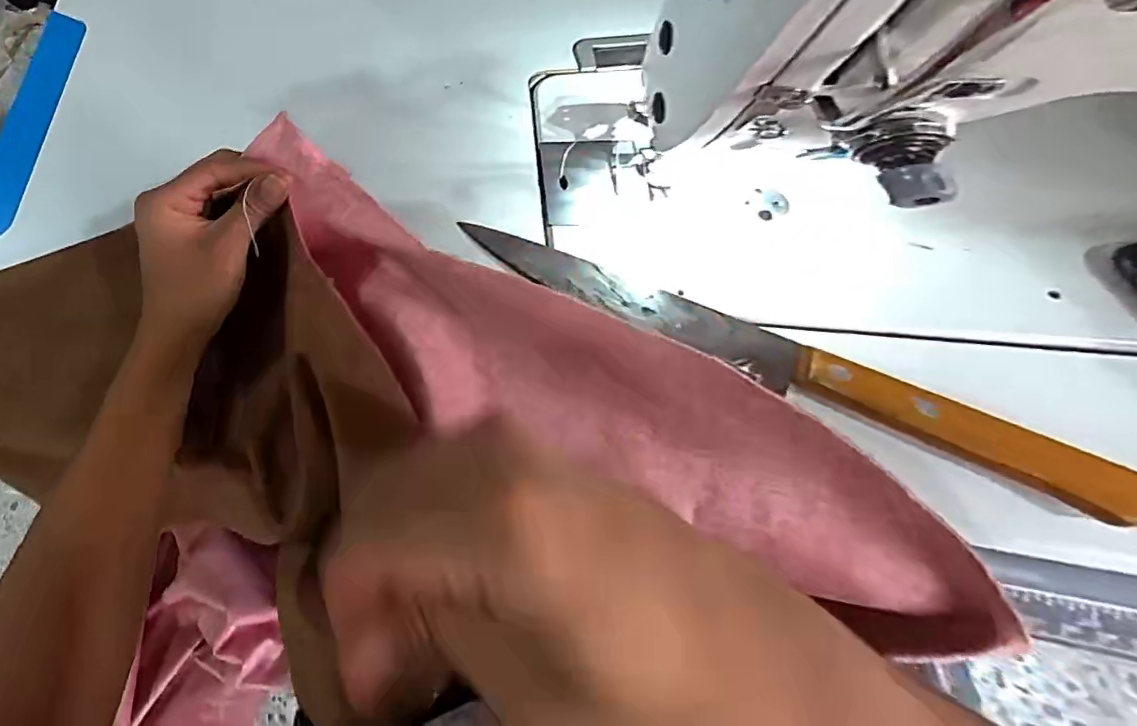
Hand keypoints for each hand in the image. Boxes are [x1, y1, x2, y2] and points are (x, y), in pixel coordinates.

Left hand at [132, 149, 289, 351]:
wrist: (175, 336)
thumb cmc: (197, 290)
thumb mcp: (229, 245)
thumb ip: (253, 206)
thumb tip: (283, 176)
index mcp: (164, 198)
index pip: (213, 168)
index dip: (252, 167)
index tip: (287, 173)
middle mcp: (161, 199)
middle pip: (211, 173)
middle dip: (248, 175)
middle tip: (284, 182)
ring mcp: (167, 214)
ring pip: (212, 188)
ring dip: (243, 190)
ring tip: (276, 191)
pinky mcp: (177, 228)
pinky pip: (208, 205)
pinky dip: (233, 205)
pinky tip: (257, 206)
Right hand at [323, 422, 953, 725]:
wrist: (787, 685)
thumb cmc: (659, 714)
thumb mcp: (531, 704)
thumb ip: (431, 636)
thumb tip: (375, 631)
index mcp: (495, 517)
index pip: (365, 545)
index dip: (349, 616)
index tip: (369, 684)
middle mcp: (495, 453)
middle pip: (379, 498)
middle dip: (369, 576)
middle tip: (391, 656)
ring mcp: (520, 440)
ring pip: (409, 476)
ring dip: (398, 544)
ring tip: (423, 617)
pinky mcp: (542, 448)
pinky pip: (449, 469)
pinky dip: (432, 518)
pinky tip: (456, 571)